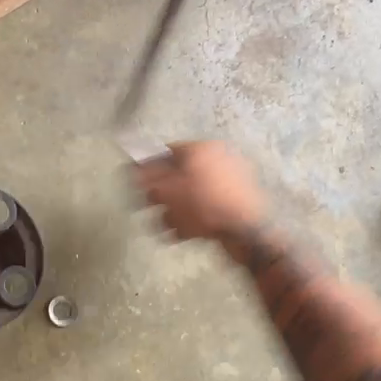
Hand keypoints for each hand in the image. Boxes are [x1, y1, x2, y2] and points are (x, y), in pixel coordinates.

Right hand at [134, 141, 267, 249]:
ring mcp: (229, 181)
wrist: (245, 230)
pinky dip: (193, 218)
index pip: (168, 151)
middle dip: (163, 193)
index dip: (149, 166)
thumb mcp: (170, 191)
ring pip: (192, 193)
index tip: (136, 181)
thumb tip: (135, 172)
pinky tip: (182, 232)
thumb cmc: (204, 203)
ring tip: (165, 224)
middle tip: (149, 206)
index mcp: (203, 149)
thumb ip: (150, 180)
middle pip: (181, 174)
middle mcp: (218, 159)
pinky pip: (206, 207)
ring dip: (175, 209)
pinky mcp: (235, 203)